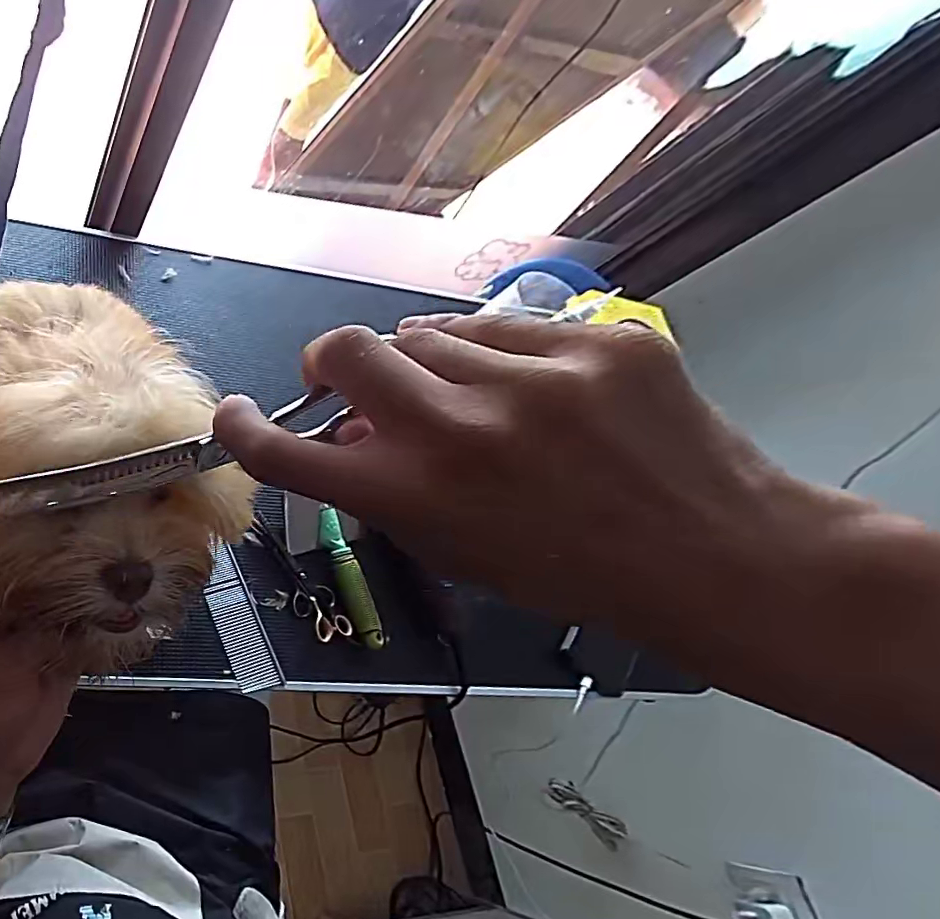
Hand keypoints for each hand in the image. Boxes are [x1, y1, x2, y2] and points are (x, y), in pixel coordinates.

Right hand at [210, 314, 857, 633]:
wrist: (707, 553)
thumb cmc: (552, 568)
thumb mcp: (440, 545)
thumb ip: (378, 486)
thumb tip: (348, 431)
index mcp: (406, 495)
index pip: (283, 454)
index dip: (241, 430)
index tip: (232, 415)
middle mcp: (452, 430)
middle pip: (344, 350)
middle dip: (327, 363)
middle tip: (344, 382)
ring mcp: (527, 379)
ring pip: (422, 334)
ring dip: (417, 365)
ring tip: (454, 396)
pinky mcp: (593, 343)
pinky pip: (497, 327)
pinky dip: (482, 353)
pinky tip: (511, 383)